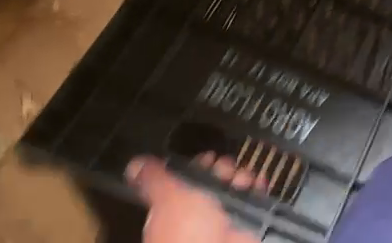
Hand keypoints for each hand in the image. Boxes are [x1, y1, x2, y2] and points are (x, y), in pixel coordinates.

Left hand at [127, 156, 262, 242]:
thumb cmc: (188, 232)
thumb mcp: (168, 198)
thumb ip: (155, 179)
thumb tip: (134, 164)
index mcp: (172, 212)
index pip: (186, 180)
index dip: (197, 166)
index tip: (207, 158)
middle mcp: (196, 218)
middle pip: (212, 181)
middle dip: (222, 169)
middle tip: (225, 170)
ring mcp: (221, 222)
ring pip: (234, 187)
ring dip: (241, 176)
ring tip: (242, 179)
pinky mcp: (244, 225)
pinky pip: (252, 198)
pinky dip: (256, 189)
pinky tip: (257, 184)